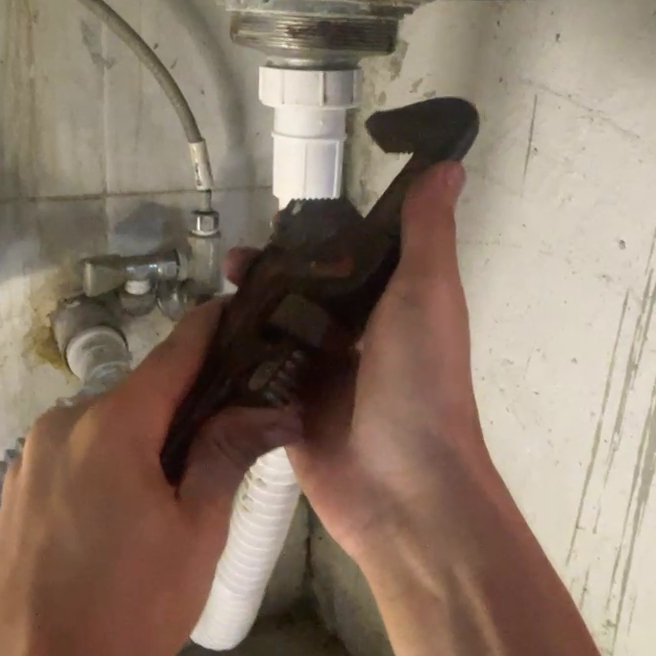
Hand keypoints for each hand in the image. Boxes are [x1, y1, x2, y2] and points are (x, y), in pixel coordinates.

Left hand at [0, 303, 298, 655]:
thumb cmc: (130, 612)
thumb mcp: (196, 531)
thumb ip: (226, 453)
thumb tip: (269, 405)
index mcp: (112, 423)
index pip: (175, 352)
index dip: (213, 327)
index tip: (244, 309)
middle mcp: (62, 423)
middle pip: (142, 391)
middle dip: (188, 399)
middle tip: (236, 424)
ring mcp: (31, 457)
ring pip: (109, 424)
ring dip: (150, 434)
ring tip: (185, 479)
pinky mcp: (16, 490)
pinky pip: (78, 453)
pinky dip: (113, 459)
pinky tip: (132, 508)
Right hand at [230, 163, 494, 566]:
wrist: (404, 489)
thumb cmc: (422, 383)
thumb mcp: (428, 294)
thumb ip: (426, 232)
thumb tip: (448, 165)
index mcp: (394, 307)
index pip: (351, 258)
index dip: (319, 235)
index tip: (283, 217)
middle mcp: (357, 338)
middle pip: (307, 292)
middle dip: (272, 271)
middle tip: (235, 262)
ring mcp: (322, 378)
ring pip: (278, 331)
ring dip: (249, 309)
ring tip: (218, 292)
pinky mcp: (289, 414)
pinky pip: (259, 376)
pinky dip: (237, 357)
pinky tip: (207, 337)